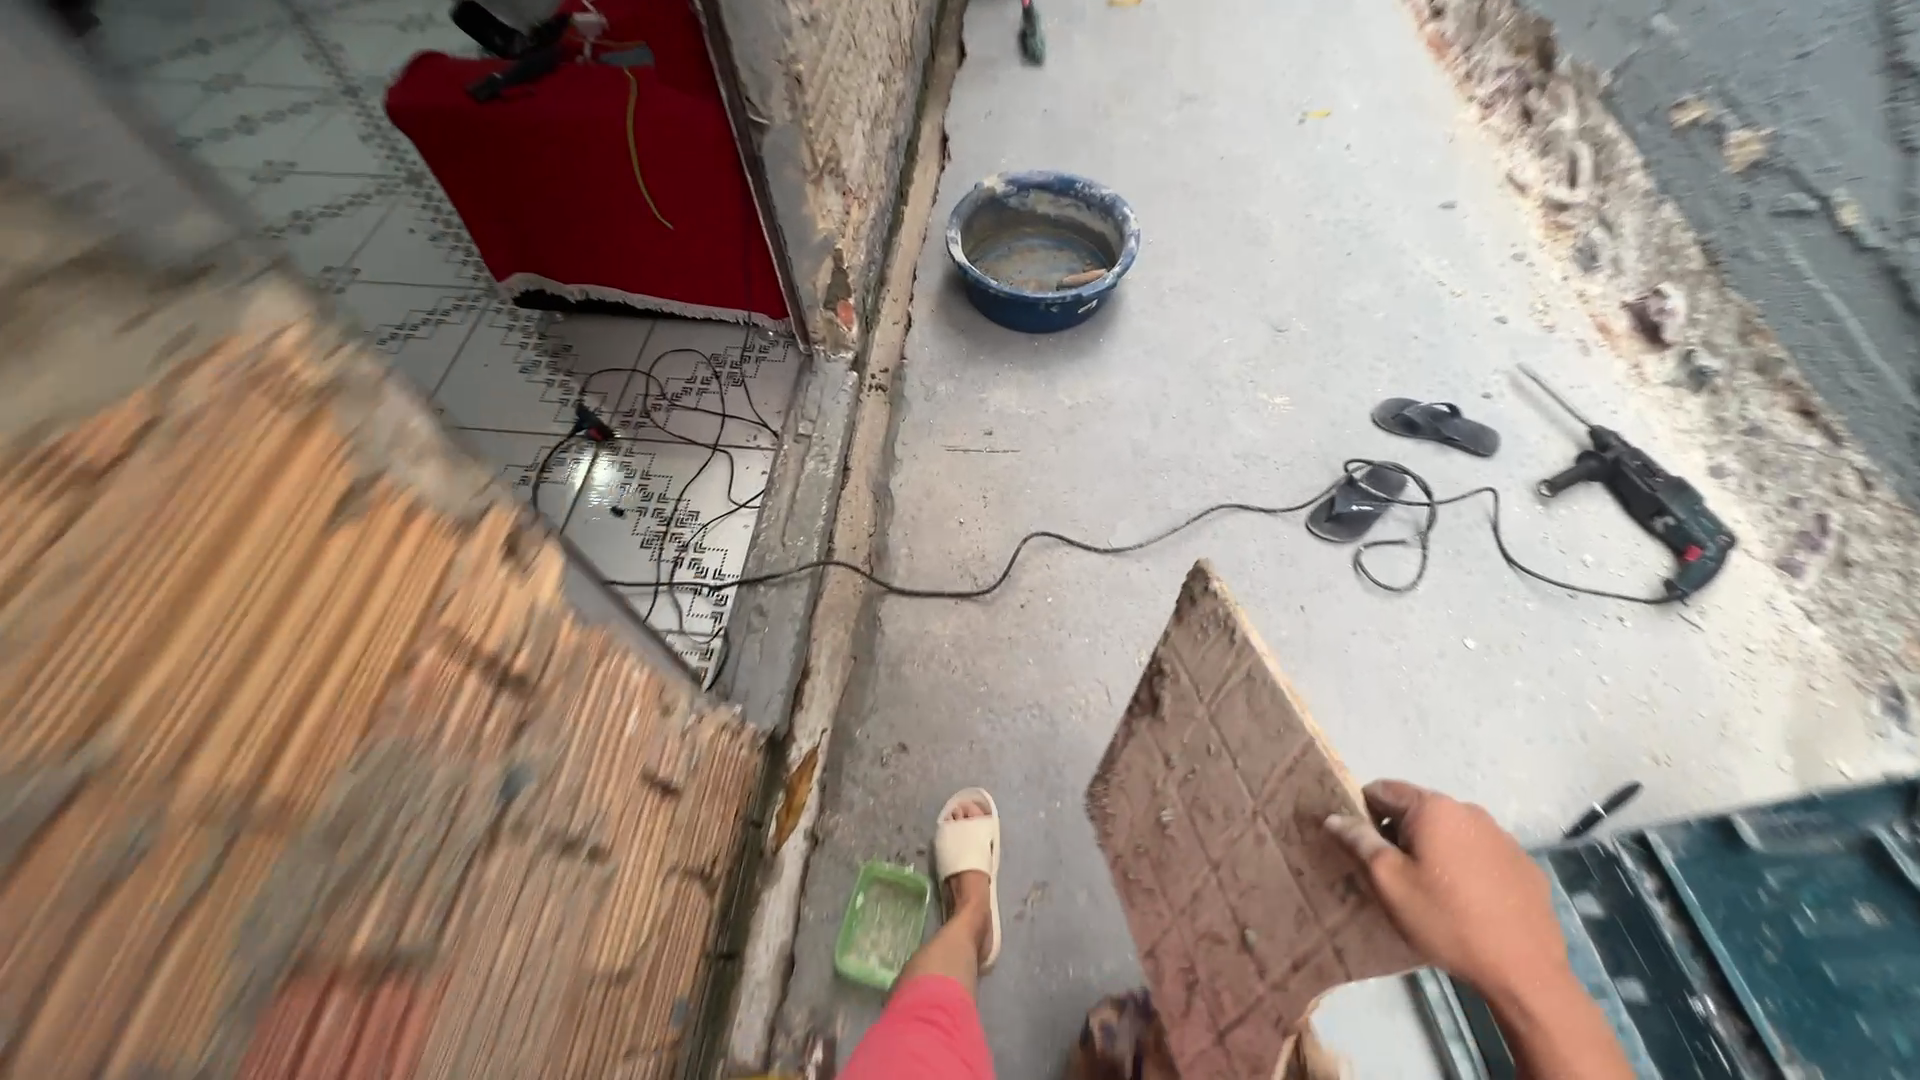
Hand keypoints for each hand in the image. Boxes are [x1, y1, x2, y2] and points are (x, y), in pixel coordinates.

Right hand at [1324, 779, 1566, 999]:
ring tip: (1431, 889)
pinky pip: (1479, 851)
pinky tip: (1467, 900)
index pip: (1382, 789)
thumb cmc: (1446, 919)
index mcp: (1433, 808)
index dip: (1363, 813)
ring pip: (1450, 831)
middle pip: (1417, 809)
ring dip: (1433, 848)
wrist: (1524, 970)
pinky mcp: (1524, 863)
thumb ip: (1359, 841)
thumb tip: (1335, 817)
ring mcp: (1502, 837)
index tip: (1364, 847)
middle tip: (1395, 874)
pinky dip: (1464, 864)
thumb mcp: (1389, 881)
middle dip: (1399, 833)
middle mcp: (1469, 811)